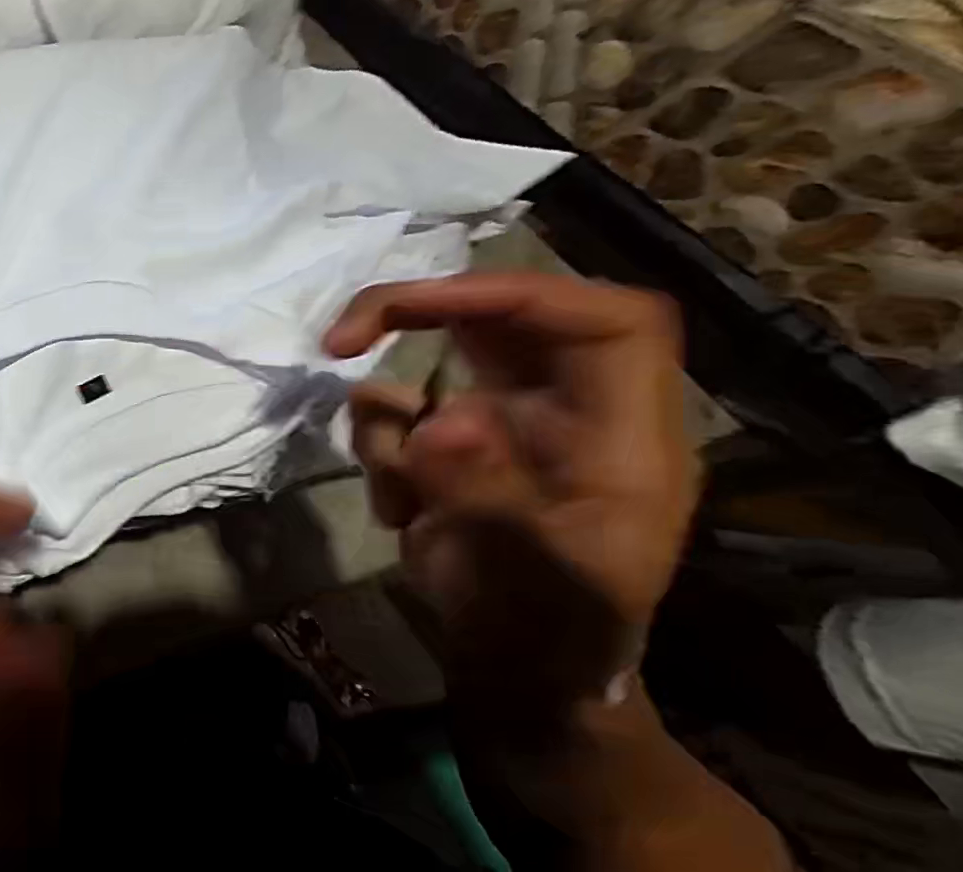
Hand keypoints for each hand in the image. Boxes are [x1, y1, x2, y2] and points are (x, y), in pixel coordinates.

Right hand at [324, 273, 698, 721]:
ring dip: (388, 422)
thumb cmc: (553, 631)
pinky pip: (395, 409)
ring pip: (430, 358)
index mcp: (619, 430)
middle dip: (415, 313)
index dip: (525, 294)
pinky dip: (378, 449)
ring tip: (401, 500)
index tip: (437, 302)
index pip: (605, 322)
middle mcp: (562, 405)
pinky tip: (401, 510)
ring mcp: (503, 416)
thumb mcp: (533, 577)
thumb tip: (433, 423)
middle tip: (344, 338)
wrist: (517, 669)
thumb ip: (488, 496)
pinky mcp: (452, 435)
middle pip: (499, 312)